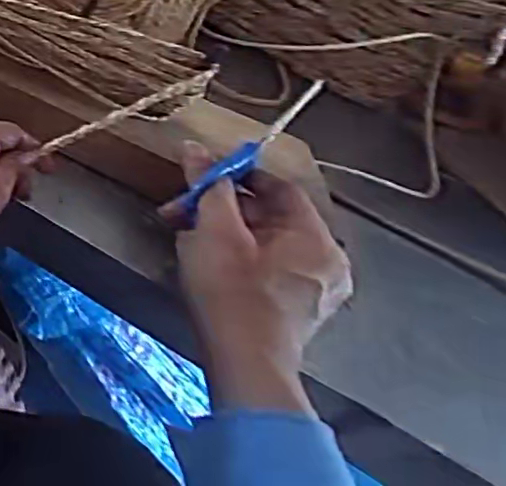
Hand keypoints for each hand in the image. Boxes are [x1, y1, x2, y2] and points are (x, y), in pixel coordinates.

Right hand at [163, 141, 351, 413]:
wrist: (244, 359)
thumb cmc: (231, 287)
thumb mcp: (212, 227)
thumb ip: (208, 185)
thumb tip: (196, 147)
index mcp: (316, 239)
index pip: (279, 186)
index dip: (238, 172)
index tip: (200, 171)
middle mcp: (327, 261)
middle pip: (269, 213)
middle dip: (218, 204)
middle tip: (179, 207)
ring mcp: (315, 286)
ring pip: (263, 237)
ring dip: (220, 227)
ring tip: (182, 232)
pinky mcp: (297, 304)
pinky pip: (266, 260)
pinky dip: (234, 250)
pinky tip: (203, 256)